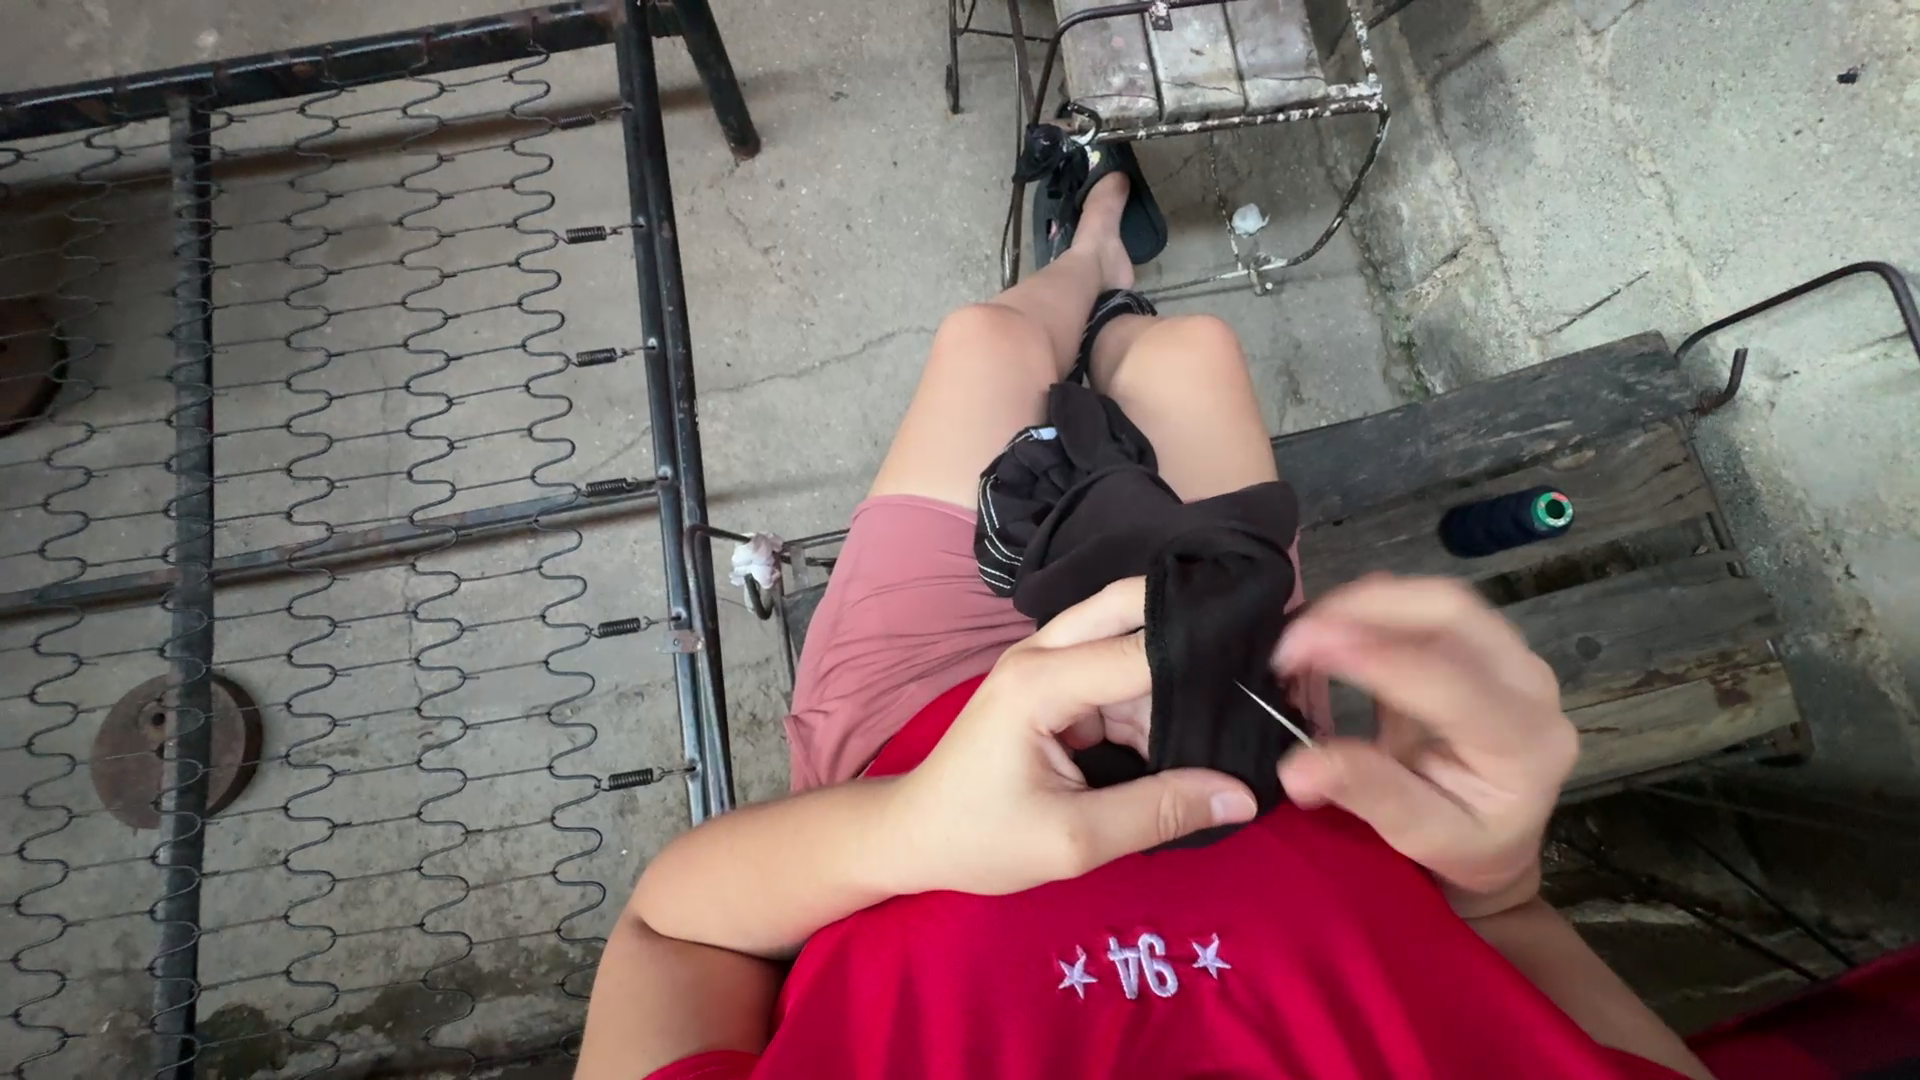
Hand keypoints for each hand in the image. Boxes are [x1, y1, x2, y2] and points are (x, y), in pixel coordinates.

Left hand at [887, 577, 1258, 895]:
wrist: (916, 834)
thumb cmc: (981, 838)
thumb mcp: (1072, 840)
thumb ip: (1157, 812)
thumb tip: (1242, 793)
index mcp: (1041, 680)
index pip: (1140, 649)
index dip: (1203, 652)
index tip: (1267, 661)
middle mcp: (1041, 653)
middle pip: (1125, 609)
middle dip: (1185, 629)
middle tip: (1253, 660)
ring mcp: (1042, 664)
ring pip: (1124, 643)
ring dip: (1169, 677)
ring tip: (1229, 712)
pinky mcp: (1049, 685)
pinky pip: (1111, 675)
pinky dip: (1146, 702)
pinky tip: (1182, 736)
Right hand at [1274, 575, 1577, 916]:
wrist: (1496, 833)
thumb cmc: (1463, 842)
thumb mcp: (1419, 834)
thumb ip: (1366, 793)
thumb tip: (1296, 768)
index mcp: (1526, 742)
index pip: (1450, 682)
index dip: (1375, 657)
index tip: (1305, 649)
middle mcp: (1528, 683)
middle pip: (1451, 612)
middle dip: (1365, 609)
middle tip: (1297, 634)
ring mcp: (1508, 655)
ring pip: (1436, 597)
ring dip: (1362, 603)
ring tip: (1303, 631)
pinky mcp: (1479, 641)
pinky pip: (1424, 603)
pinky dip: (1369, 605)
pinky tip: (1328, 626)